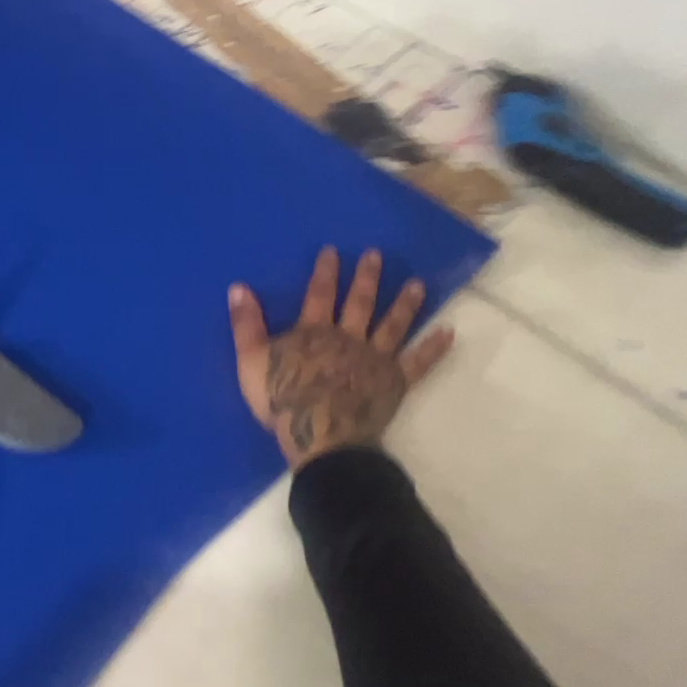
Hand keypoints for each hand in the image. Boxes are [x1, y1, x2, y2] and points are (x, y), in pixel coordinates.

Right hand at [227, 247, 453, 467]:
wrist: (319, 434)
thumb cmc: (281, 399)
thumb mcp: (250, 360)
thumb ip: (245, 324)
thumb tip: (238, 287)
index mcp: (313, 333)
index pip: (318, 295)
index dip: (324, 273)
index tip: (332, 251)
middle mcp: (348, 338)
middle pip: (359, 303)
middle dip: (366, 278)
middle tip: (376, 255)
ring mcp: (375, 359)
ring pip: (392, 326)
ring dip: (405, 304)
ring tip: (418, 284)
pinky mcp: (394, 381)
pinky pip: (418, 362)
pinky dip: (433, 347)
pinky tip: (448, 332)